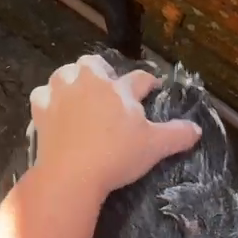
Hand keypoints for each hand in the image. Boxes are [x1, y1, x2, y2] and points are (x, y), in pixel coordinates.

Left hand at [27, 54, 199, 201]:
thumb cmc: (116, 156)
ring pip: (65, 73)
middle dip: (102, 71)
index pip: (139, 79)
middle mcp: (88, 83)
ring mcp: (61, 93)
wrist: (71, 173)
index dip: (148, 82)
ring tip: (78, 93)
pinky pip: (42, 94)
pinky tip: (53, 109)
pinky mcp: (40, 109)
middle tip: (108, 88)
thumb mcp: (154, 147)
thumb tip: (197, 129)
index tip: (152, 87)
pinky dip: (47, 99)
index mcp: (119, 89)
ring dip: (72, 79)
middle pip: (94, 64)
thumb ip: (177, 135)